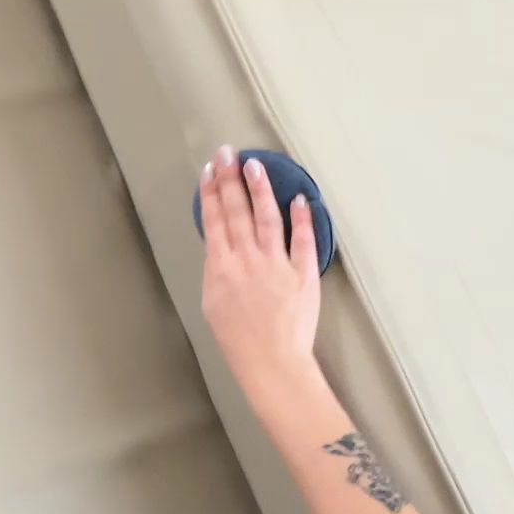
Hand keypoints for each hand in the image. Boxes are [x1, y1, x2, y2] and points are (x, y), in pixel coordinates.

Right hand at [198, 145, 321, 388]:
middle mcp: (247, 259)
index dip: (211, 192)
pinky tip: (298, 198)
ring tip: (255, 166)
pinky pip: (303, 240)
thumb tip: (221, 245)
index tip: (209, 169)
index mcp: (220, 266)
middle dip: (230, 179)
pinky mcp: (303, 273)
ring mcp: (276, 264)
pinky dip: (302, 218)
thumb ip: (217, 269)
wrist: (270, 361)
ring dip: (260, 189)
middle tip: (228, 152)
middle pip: (237, 211)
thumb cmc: (235, 337)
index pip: (214, 220)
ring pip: (267, 217)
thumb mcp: (211, 301)